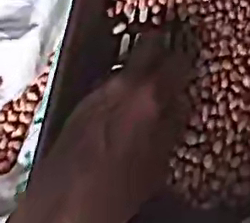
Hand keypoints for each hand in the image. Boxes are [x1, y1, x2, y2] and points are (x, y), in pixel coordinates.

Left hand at [11, 28, 194, 222]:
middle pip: (150, 44)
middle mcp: (125, 83)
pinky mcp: (81, 101)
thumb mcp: (157, 164)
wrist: (59, 210)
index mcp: (150, 95)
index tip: (190, 68)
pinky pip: (109, 82)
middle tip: (170, 61)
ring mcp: (100, 89)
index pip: (179, 60)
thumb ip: (172, 125)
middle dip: (163, 47)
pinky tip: (121, 109)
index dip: (187, 62)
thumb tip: (180, 104)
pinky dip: (120, 88)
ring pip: (128, 64)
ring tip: (146, 91)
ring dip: (139, 70)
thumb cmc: (115, 192)